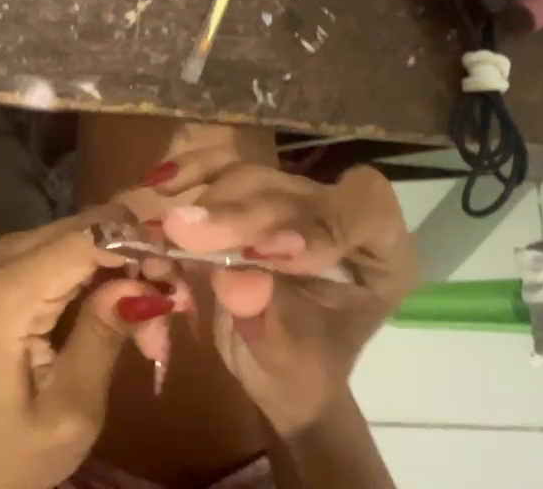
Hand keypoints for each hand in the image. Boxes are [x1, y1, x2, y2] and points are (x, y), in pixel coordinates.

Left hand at [0, 209, 171, 488]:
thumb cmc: (9, 453)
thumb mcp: (70, 411)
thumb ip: (104, 337)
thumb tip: (145, 281)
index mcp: (10, 291)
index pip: (90, 234)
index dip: (141, 247)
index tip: (178, 287)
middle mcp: (4, 257)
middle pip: (91, 227)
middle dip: (139, 260)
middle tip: (172, 314)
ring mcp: (5, 257)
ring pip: (87, 234)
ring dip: (126, 269)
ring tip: (151, 329)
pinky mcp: (12, 268)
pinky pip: (72, 250)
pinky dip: (106, 274)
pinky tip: (126, 317)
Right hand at [148, 145, 414, 434]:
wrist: (276, 370)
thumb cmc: (298, 374)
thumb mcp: (290, 363)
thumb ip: (269, 320)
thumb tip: (237, 279)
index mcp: (380, 252)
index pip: (363, 211)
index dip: (317, 222)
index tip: (266, 253)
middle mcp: (341, 211)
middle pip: (294, 191)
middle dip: (241, 214)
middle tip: (185, 232)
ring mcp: (295, 196)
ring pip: (253, 174)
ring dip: (208, 197)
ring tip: (169, 222)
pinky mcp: (255, 190)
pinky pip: (221, 167)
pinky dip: (190, 174)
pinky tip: (162, 183)